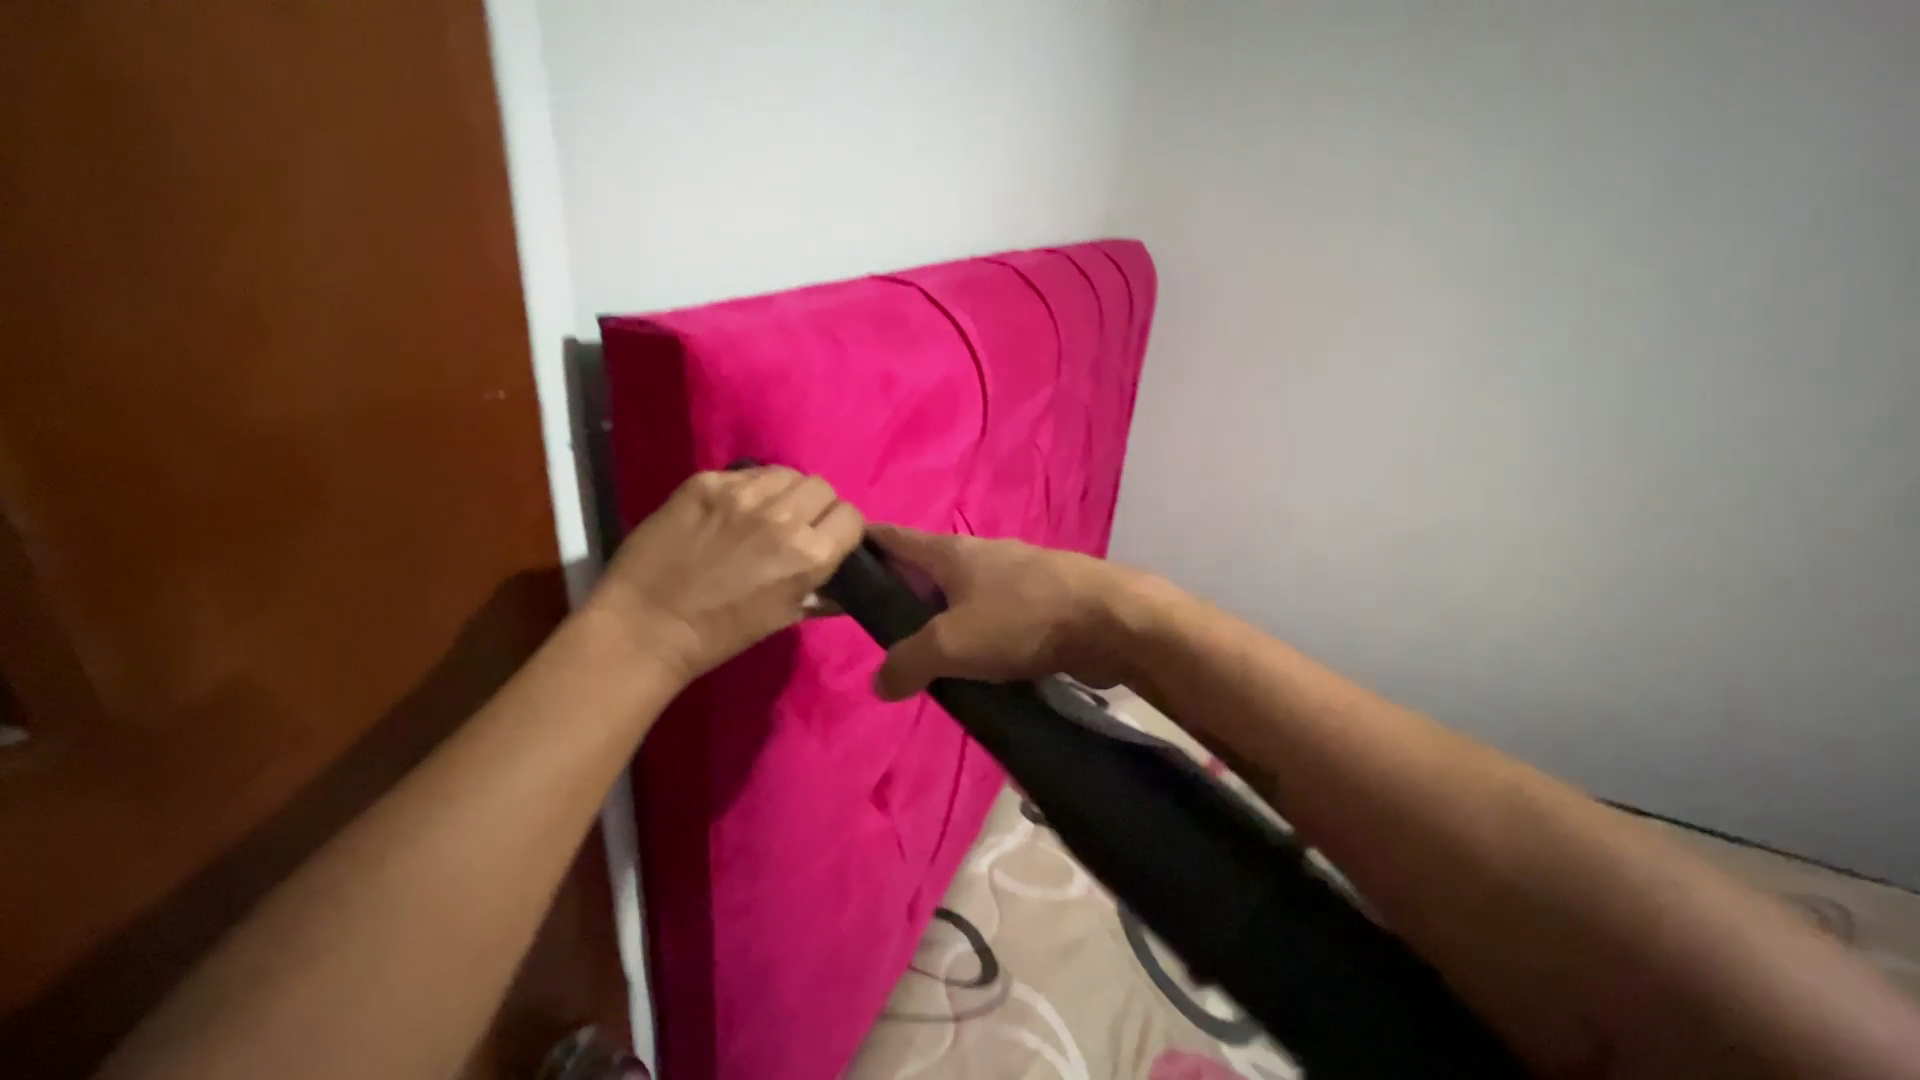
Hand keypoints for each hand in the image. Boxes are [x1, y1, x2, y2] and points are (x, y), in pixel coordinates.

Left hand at [588, 467, 864, 683]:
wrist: (648, 626)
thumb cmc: (721, 634)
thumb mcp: (784, 619)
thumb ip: (822, 595)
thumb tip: (846, 584)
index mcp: (810, 555)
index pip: (850, 516)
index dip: (841, 527)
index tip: (827, 538)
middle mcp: (783, 517)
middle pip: (821, 487)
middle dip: (815, 505)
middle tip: (794, 524)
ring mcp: (742, 495)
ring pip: (784, 473)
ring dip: (782, 491)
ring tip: (763, 512)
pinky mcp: (706, 483)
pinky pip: (744, 474)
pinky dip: (745, 489)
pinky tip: (728, 511)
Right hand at [868, 525, 1133, 700]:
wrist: (1110, 622)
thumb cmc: (1021, 619)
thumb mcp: (951, 644)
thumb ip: (907, 661)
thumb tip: (879, 682)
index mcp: (949, 553)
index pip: (892, 539)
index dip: (860, 547)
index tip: (834, 562)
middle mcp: (979, 556)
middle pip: (925, 570)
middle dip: (899, 595)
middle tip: (876, 632)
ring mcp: (1014, 578)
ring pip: (962, 597)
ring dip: (941, 621)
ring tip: (924, 658)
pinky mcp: (1041, 603)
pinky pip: (994, 618)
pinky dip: (977, 637)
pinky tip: (975, 667)